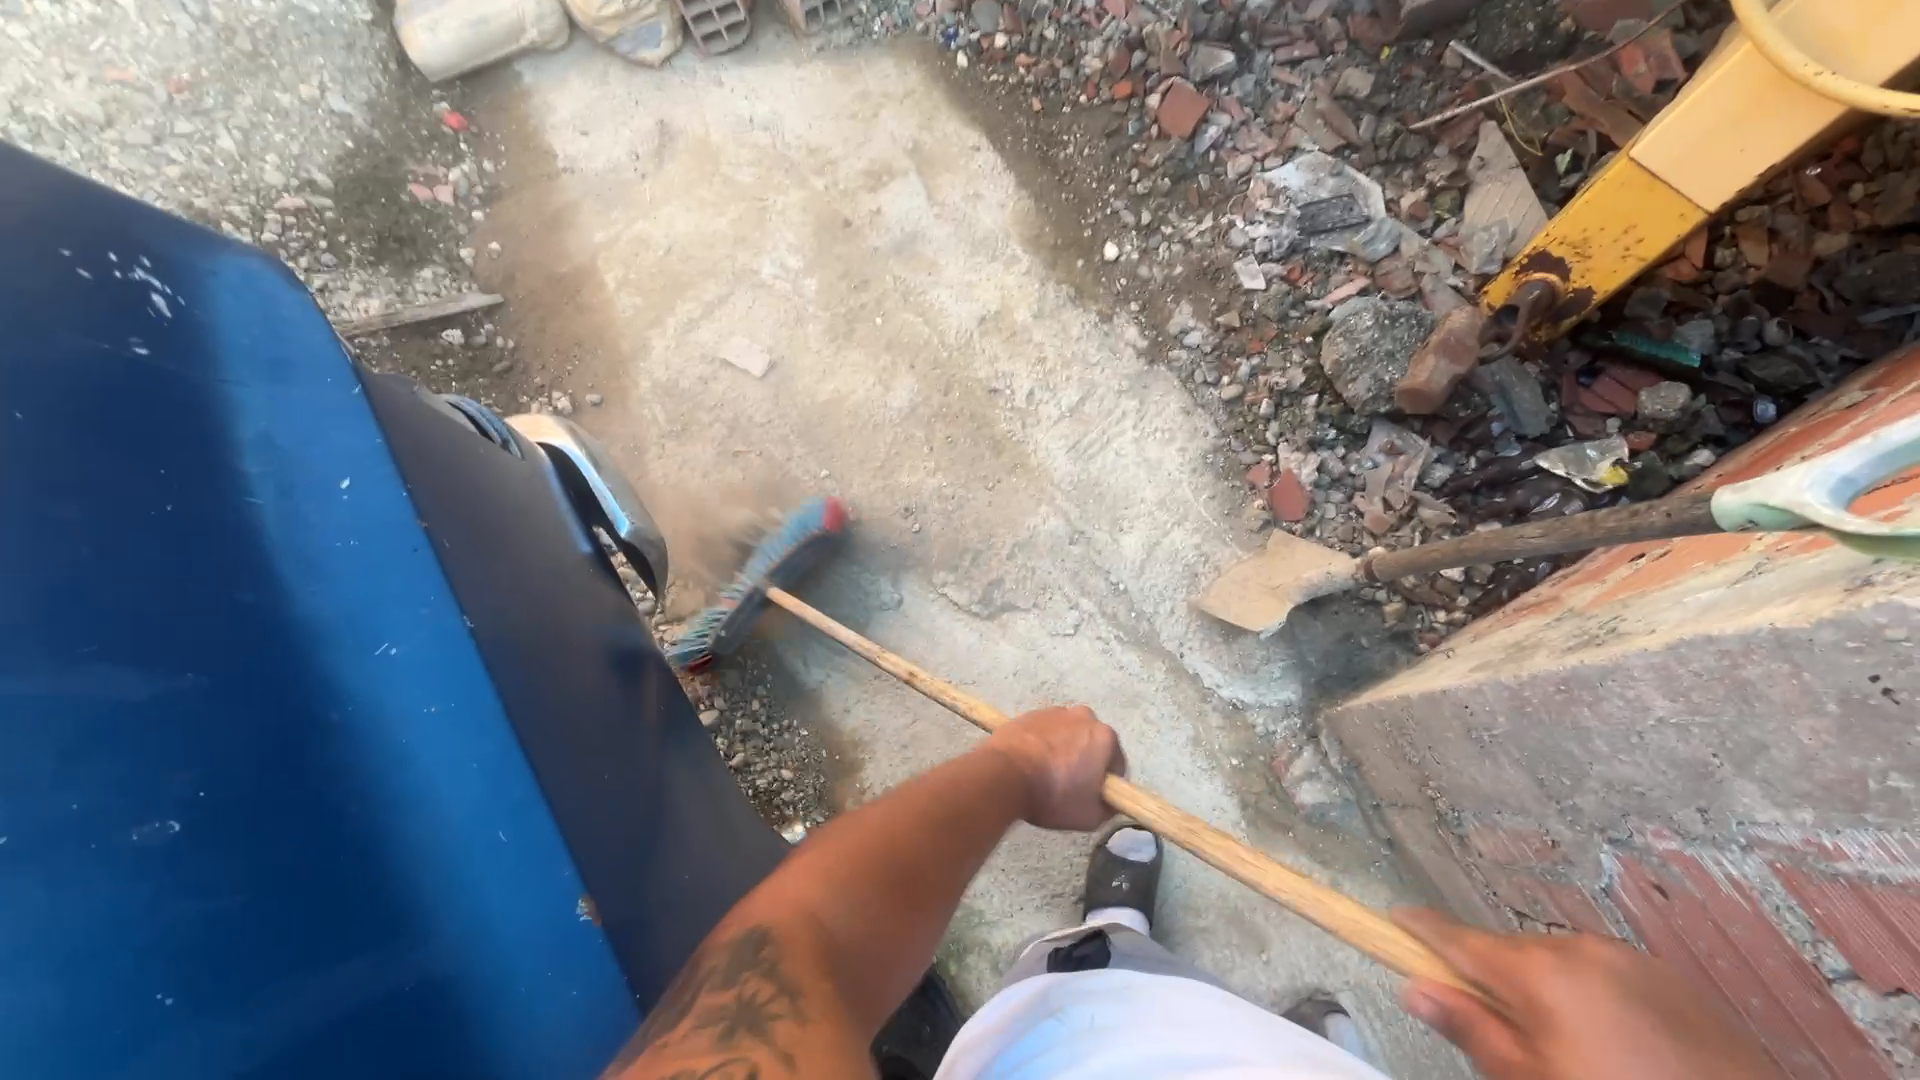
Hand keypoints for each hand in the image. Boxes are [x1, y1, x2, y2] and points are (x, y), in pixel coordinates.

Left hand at [982, 705, 1123, 830]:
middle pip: (1091, 744)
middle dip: (1084, 761)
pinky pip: (1044, 731)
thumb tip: (1109, 802)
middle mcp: (1084, 717)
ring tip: (1045, 775)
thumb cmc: (1053, 795)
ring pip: (1067, 736)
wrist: (1004, 775)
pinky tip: (1030, 763)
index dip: (1106, 784)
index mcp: (1105, 736)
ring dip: (1062, 751)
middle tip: (1067, 786)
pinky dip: (1042, 744)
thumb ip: (1108, 808)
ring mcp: (1055, 712)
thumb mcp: (1090, 817)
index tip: (1090, 797)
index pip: (1115, 764)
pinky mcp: (1030, 713)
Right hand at [1394, 908, 1783, 1079]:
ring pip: (1554, 960)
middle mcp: (1573, 946)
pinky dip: (1587, 993)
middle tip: (1494, 1025)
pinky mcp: (1667, 975)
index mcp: (1534, 970)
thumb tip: (1412, 988)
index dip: (1416, 929)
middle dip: (1489, 977)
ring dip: (1540, 986)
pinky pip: (1601, 972)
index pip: (1453, 936)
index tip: (1391, 921)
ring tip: (1563, 1044)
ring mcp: (1626, 957)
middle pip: (1504, 950)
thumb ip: (1472, 1031)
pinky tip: (1609, 1041)